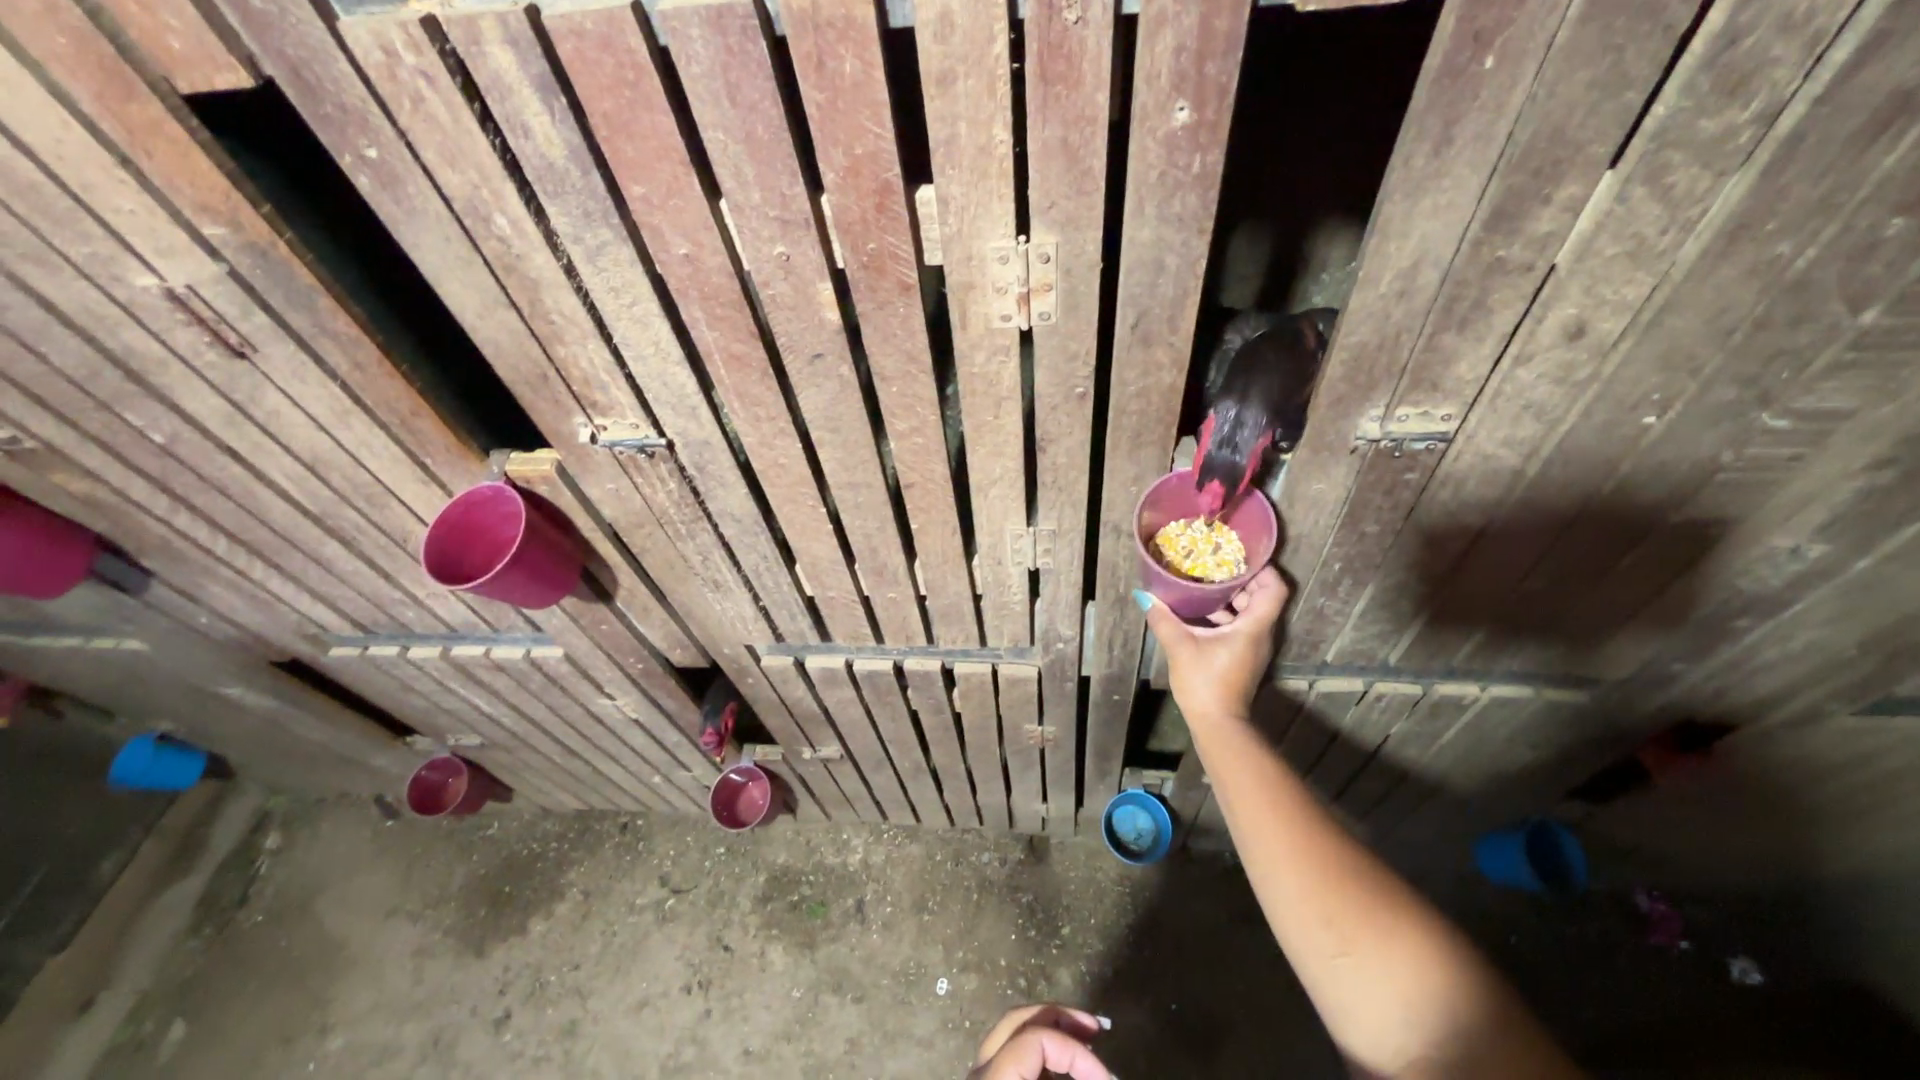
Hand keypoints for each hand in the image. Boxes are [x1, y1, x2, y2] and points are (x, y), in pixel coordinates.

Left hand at [967, 1003, 1112, 1079]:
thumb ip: (1072, 1078)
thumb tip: (1110, 1074)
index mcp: (992, 1076)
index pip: (1036, 1038)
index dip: (1075, 1051)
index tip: (1107, 1076)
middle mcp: (979, 1069)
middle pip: (1019, 1020)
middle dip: (1061, 1018)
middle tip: (1097, 1029)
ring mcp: (979, 1076)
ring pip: (1012, 1035)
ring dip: (1052, 1032)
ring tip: (1086, 1042)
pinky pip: (1012, 1057)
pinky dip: (1040, 1054)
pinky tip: (1063, 1069)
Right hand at [1137, 566, 1287, 725]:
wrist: (1218, 724)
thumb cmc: (1205, 682)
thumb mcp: (1180, 647)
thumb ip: (1163, 619)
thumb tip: (1145, 596)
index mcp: (1254, 627)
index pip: (1274, 588)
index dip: (1263, 569)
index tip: (1242, 557)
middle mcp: (1261, 634)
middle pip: (1263, 598)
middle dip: (1242, 581)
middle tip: (1218, 568)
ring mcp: (1254, 648)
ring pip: (1251, 613)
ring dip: (1233, 600)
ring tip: (1205, 588)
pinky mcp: (1244, 658)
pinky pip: (1242, 627)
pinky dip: (1227, 617)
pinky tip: (1201, 616)